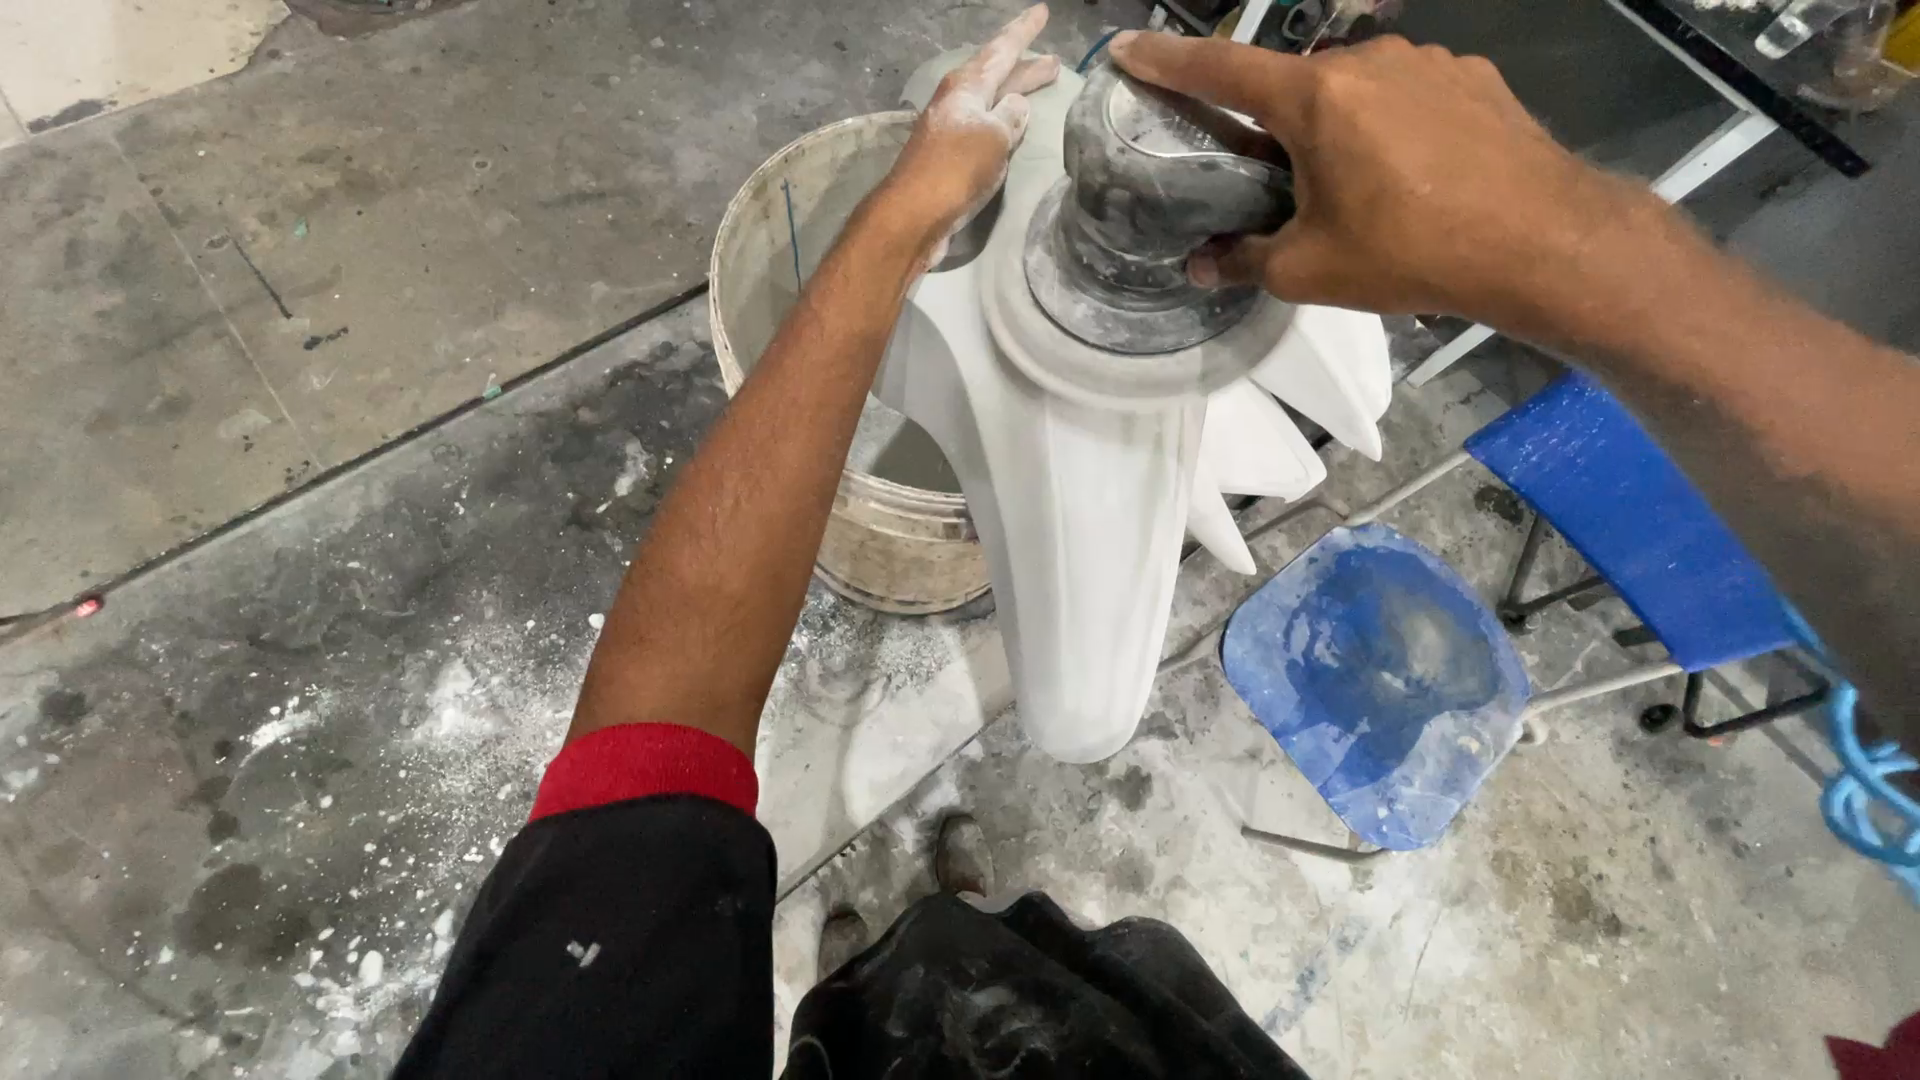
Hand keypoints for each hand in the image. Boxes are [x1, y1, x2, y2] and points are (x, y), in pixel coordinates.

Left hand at [880, 4, 1060, 260]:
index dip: (1023, 32)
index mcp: (966, 86)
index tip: (1042, 12)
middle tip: (1052, 62)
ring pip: (989, 105)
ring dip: (1013, 98)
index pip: (1001, 50)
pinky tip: (1009, 132)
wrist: (914, 215)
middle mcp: (956, 102)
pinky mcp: (948, 161)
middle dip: (1024, 68)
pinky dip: (1000, 125)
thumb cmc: (955, 169)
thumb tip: (1017, 106)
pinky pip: (982, 132)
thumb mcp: (993, 136)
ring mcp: (950, 132)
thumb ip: (1011, 116)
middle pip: (996, 77)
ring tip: (1035, 94)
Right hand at [1108, 31, 1666, 331]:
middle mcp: (1368, 60)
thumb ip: (1242, 261)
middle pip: (1289, 86)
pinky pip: (1401, 96)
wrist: (1539, 241)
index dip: (1168, 61)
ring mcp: (1427, 61)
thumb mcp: (1305, 270)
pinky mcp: (1470, 77)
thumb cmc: (1407, 251)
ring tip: (1341, 192)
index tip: (1128, 50)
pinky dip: (1380, 129)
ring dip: (1327, 132)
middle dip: (1266, 127)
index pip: (1223, 70)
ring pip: (1348, 91)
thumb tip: (1199, 266)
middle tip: (1264, 181)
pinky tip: (1399, 178)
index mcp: (1316, 99)